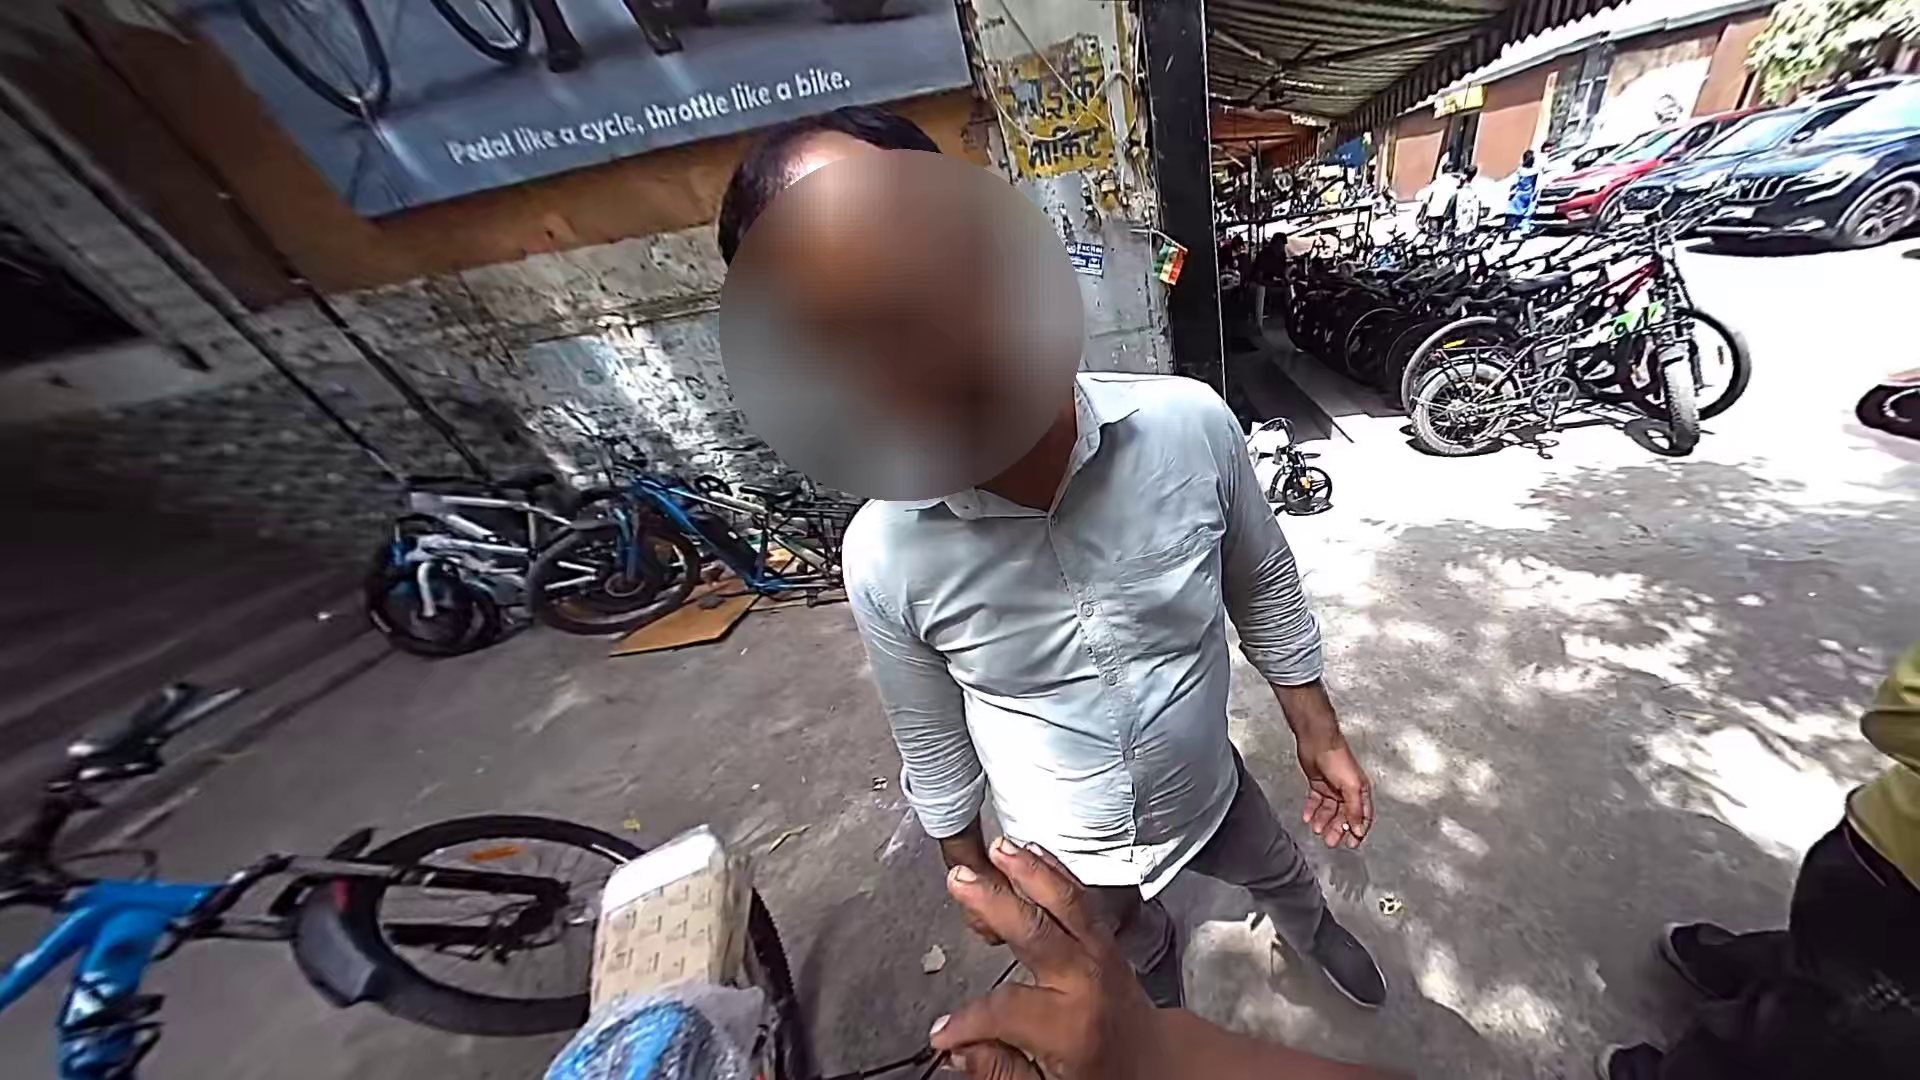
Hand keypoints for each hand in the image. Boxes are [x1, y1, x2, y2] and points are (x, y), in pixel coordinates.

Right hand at [929, 837, 1161, 1079]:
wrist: (1156, 1063)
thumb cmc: (1101, 1077)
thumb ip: (1003, 1072)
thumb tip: (959, 1050)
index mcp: (1072, 1027)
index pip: (1008, 1009)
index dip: (969, 1019)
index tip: (942, 1030)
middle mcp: (1086, 979)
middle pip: (1036, 930)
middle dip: (994, 901)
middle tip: (959, 878)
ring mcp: (1099, 949)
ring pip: (1064, 900)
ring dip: (1029, 869)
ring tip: (998, 847)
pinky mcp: (1104, 933)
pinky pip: (1080, 893)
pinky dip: (1055, 867)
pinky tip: (1031, 849)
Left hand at [1297, 732, 1372, 848]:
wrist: (1317, 742)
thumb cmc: (1338, 760)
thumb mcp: (1351, 786)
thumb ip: (1354, 809)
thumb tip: (1357, 829)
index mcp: (1360, 793)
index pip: (1362, 817)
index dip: (1357, 831)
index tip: (1351, 844)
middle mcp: (1347, 792)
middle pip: (1343, 816)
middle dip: (1337, 829)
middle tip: (1330, 841)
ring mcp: (1332, 788)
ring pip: (1328, 810)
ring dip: (1323, 821)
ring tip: (1316, 830)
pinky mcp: (1317, 784)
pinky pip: (1315, 801)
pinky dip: (1311, 810)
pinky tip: (1307, 818)